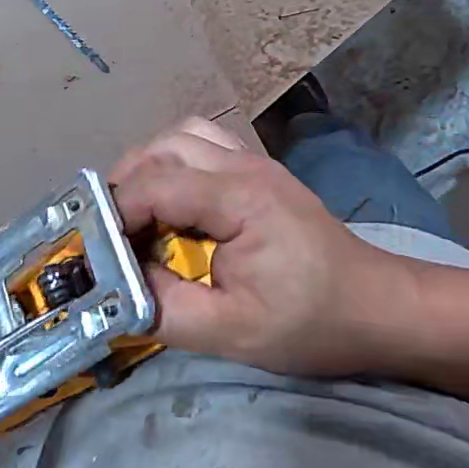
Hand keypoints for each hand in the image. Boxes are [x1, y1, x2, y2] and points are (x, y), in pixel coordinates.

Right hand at [110, 117, 413, 376]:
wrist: (375, 305)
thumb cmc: (311, 320)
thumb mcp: (233, 331)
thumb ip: (166, 308)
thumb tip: (117, 287)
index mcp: (239, 197)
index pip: (156, 183)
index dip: (115, 214)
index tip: (93, 251)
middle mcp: (245, 165)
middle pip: (165, 146)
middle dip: (127, 183)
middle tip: (111, 233)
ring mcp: (256, 163)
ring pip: (185, 136)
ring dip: (151, 167)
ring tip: (139, 215)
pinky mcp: (261, 173)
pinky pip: (206, 147)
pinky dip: (177, 165)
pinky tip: (176, 206)